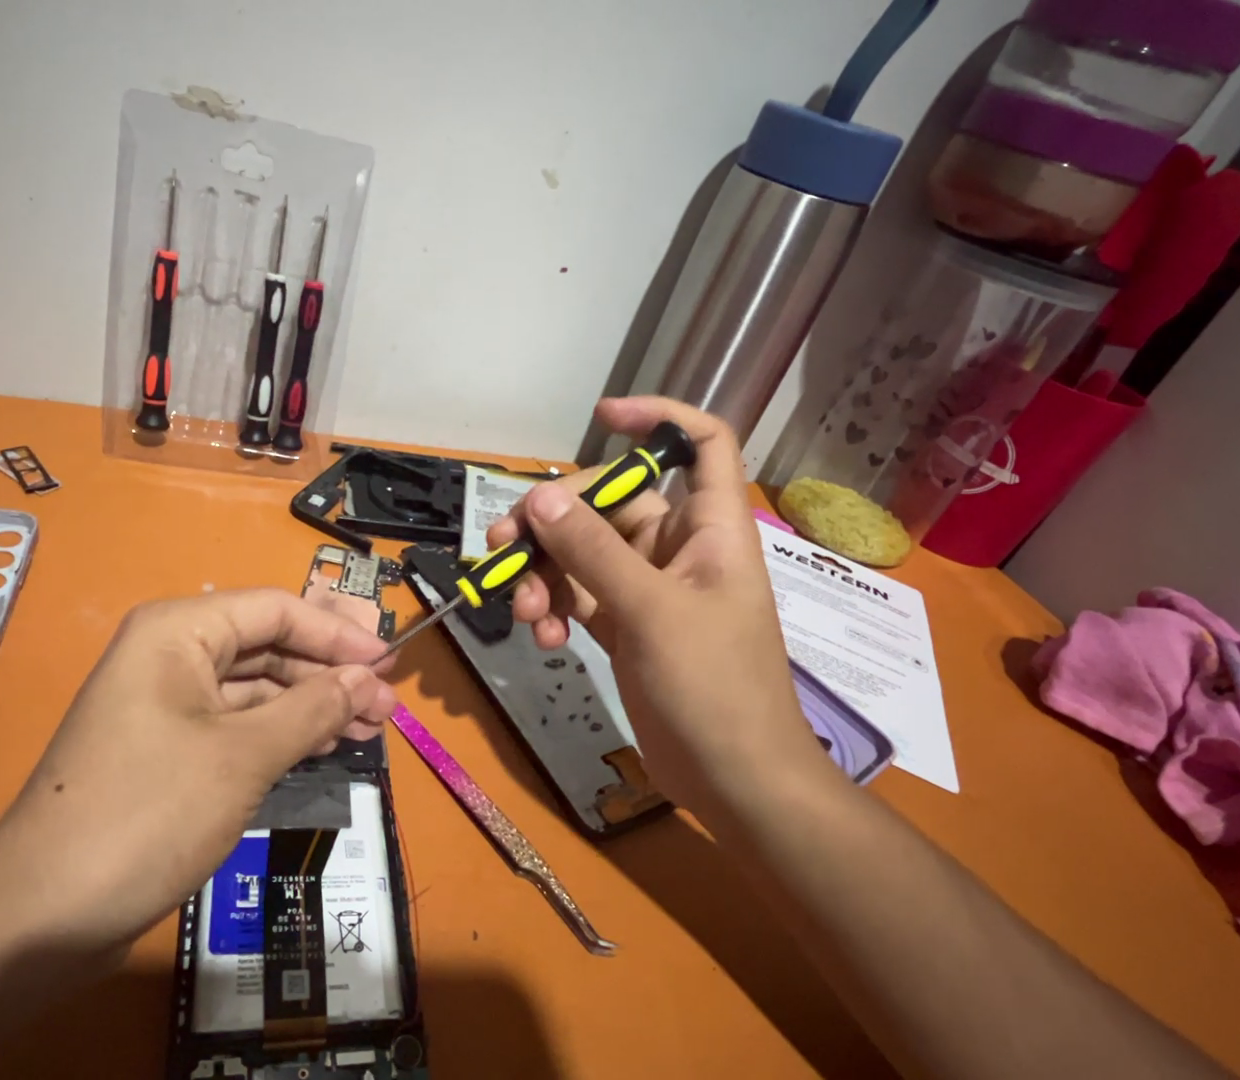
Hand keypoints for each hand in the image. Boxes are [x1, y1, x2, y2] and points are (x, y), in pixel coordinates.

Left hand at [0, 588, 396, 945]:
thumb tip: (366, 680)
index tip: (390, 665)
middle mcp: (170, 655)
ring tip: (368, 732)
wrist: (45, 911)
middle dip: (329, 675)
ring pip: (256, 689)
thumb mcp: (244, 755)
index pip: (276, 610)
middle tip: (386, 710)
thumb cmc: (149, 812)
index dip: (337, 634)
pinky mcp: (166, 750)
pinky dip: (281, 735)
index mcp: (178, 631)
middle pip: (268, 647)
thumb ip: (313, 708)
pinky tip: (321, 750)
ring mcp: (165, 705)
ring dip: (311, 707)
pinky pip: (236, 725)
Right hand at [489, 397, 822, 817]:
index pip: (701, 444)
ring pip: (582, 553)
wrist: (735, 781)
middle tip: (505, 548)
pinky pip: (577, 596)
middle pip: (609, 502)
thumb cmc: (714, 688)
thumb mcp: (651, 611)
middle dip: (555, 523)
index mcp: (709, 527)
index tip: (601, 419)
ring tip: (524, 611)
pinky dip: (554, 610)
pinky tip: (541, 639)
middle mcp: (677, 548)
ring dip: (545, 575)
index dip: (659, 418)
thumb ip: (593, 551)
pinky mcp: (624, 625)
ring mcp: (647, 588)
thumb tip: (539, 497)